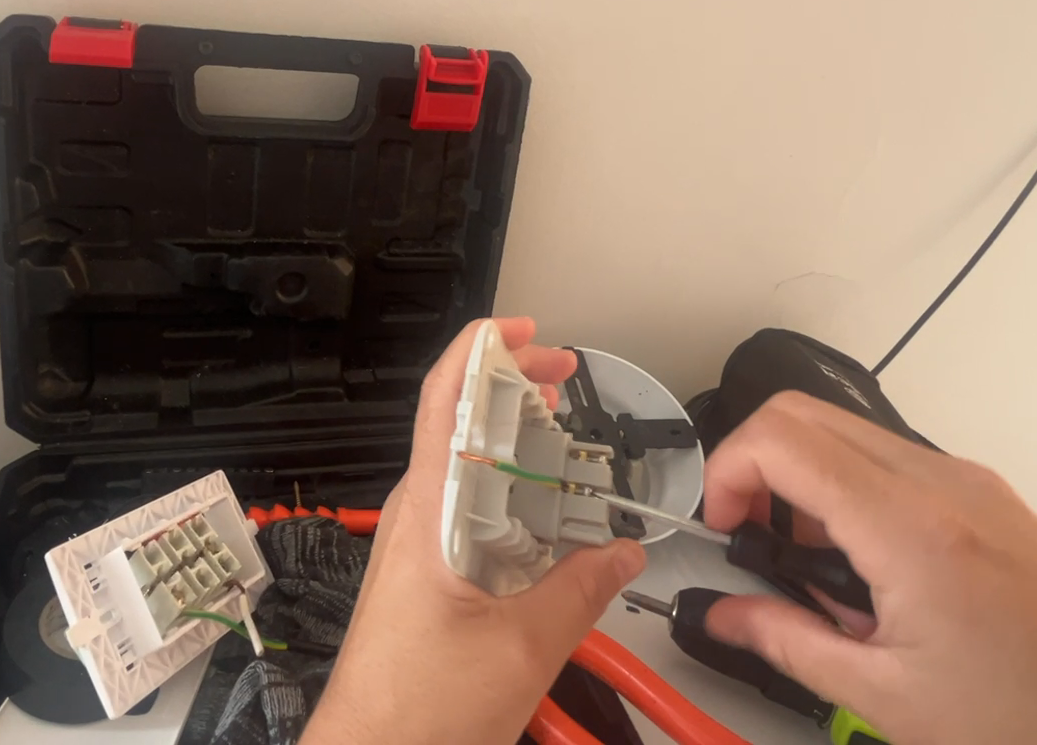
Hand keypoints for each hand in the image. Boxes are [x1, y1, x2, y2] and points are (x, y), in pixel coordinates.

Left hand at [302, 318, 647, 744]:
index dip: (480, 351)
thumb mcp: (521, 649)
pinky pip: (466, 500)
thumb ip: (579, 592)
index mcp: (429, 509)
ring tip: (555, 421)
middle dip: (511, 382)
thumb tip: (621, 552)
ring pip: (464, 458)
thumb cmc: (415, 709)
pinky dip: (505, 480)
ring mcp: (417, 534)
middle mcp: (417, 509)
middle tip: (559, 372)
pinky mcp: (425, 562)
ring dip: (511, 431)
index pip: (444, 399)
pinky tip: (538, 494)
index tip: (521, 330)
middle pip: (460, 417)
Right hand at [701, 392, 1036, 744]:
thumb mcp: (889, 698)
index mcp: (907, 525)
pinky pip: (882, 454)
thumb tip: (720, 614)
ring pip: (837, 426)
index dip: (725, 471)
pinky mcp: (983, 493)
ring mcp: (965, 479)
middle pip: (798, 411)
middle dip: (749, 459)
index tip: (721, 524)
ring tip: (803, 552)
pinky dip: (840, 481)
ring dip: (795, 470)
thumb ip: (784, 641)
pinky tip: (857, 557)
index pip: (777, 438)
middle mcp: (936, 479)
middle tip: (745, 526)